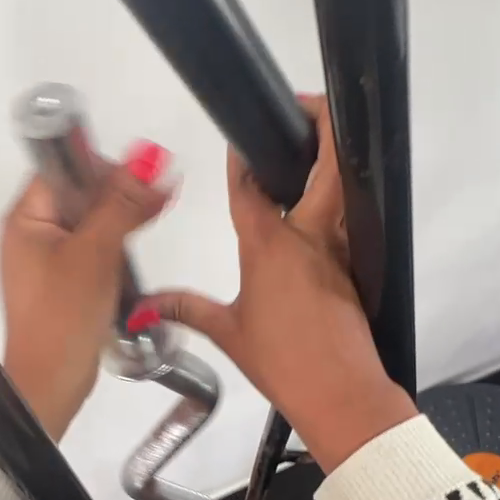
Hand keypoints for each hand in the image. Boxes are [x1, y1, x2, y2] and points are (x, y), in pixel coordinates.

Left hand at [0, 142, 172, 440]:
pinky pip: (89, 256)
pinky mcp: (61, 288)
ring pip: (88, 227)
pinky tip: (126, 268)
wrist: (52, 384)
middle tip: (150, 209)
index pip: (64, 168)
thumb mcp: (98, 253)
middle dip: (116, 199)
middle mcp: (30, 236)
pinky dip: (111, 256)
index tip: (139, 183)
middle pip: (79, 196)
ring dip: (117, 229)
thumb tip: (150, 158)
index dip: (103, 168)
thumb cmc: (64, 320)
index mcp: (25, 219)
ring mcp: (44, 263)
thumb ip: (124, 203)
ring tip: (139, 239)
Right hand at [149, 98, 415, 471]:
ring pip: (344, 188)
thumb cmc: (281, 362)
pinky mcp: (353, 267)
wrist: (339, 392)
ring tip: (312, 145)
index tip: (237, 138)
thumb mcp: (228, 334)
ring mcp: (336, 250)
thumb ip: (187, 309)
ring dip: (333, 158)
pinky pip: (348, 220)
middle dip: (320, 124)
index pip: (252, 187)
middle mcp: (307, 238)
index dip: (243, 159)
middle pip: (324, 165)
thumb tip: (147, 306)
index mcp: (268, 247)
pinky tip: (320, 206)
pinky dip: (337, 200)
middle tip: (303, 106)